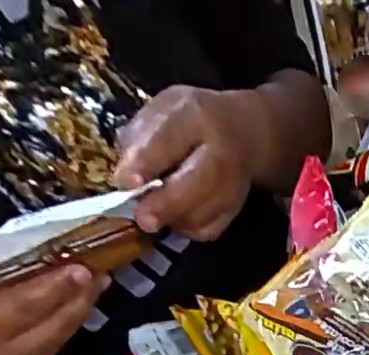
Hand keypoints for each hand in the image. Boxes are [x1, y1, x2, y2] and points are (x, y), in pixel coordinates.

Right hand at [0, 265, 107, 354]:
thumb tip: (1, 240)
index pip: (23, 306)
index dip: (54, 287)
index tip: (79, 268)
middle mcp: (7, 352)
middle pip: (54, 322)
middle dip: (80, 294)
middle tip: (99, 267)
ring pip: (65, 330)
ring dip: (84, 302)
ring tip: (100, 276)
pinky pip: (63, 334)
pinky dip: (75, 311)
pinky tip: (85, 291)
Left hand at [114, 86, 261, 240]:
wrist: (245, 133)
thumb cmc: (193, 120)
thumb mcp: (163, 110)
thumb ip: (141, 137)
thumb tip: (125, 178)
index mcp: (197, 116)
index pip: (169, 141)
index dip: (145, 163)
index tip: (123, 182)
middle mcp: (221, 153)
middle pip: (197, 184)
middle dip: (166, 205)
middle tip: (142, 219)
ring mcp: (234, 185)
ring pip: (204, 213)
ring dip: (174, 220)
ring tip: (153, 215)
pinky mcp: (235, 209)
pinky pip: (211, 229)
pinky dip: (189, 229)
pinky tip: (175, 219)